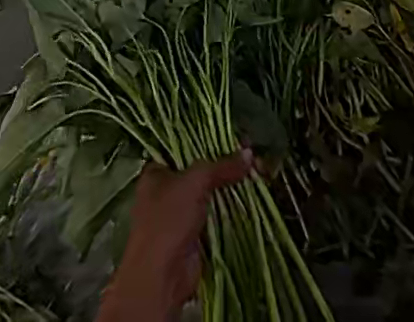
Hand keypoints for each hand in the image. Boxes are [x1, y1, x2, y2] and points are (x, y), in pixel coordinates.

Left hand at [96, 151, 252, 321]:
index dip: (208, 140)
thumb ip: (221, 165)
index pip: (184, 147)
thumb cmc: (169, 219)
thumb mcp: (195, 181)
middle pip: (200, 170)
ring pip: (209, 191)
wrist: (162, 275)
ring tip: (257, 170)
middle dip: (224, 163)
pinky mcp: (194, 233)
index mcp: (156, 171)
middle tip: (251, 155)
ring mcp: (180, 213)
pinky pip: (215, 212)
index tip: (234, 137)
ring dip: (230, 184)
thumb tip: (249, 153)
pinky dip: (230, 205)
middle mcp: (166, 190)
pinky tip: (249, 194)